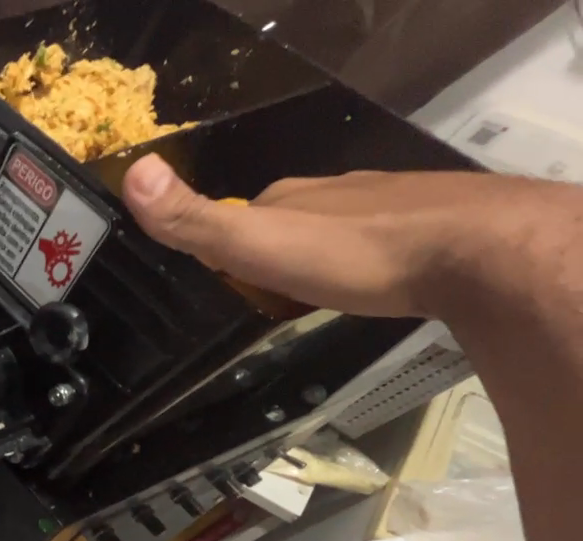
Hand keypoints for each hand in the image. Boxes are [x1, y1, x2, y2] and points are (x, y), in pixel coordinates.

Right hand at [120, 154, 561, 319]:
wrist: (476, 253)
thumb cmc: (351, 252)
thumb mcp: (251, 242)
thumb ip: (191, 218)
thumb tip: (134, 170)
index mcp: (287, 198)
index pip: (235, 217)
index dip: (217, 247)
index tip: (209, 282)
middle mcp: (334, 191)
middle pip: (284, 223)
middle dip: (266, 255)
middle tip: (255, 299)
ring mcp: (386, 204)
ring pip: (333, 232)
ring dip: (315, 259)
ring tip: (306, 297)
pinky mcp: (427, 228)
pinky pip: (379, 244)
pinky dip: (361, 264)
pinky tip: (364, 287)